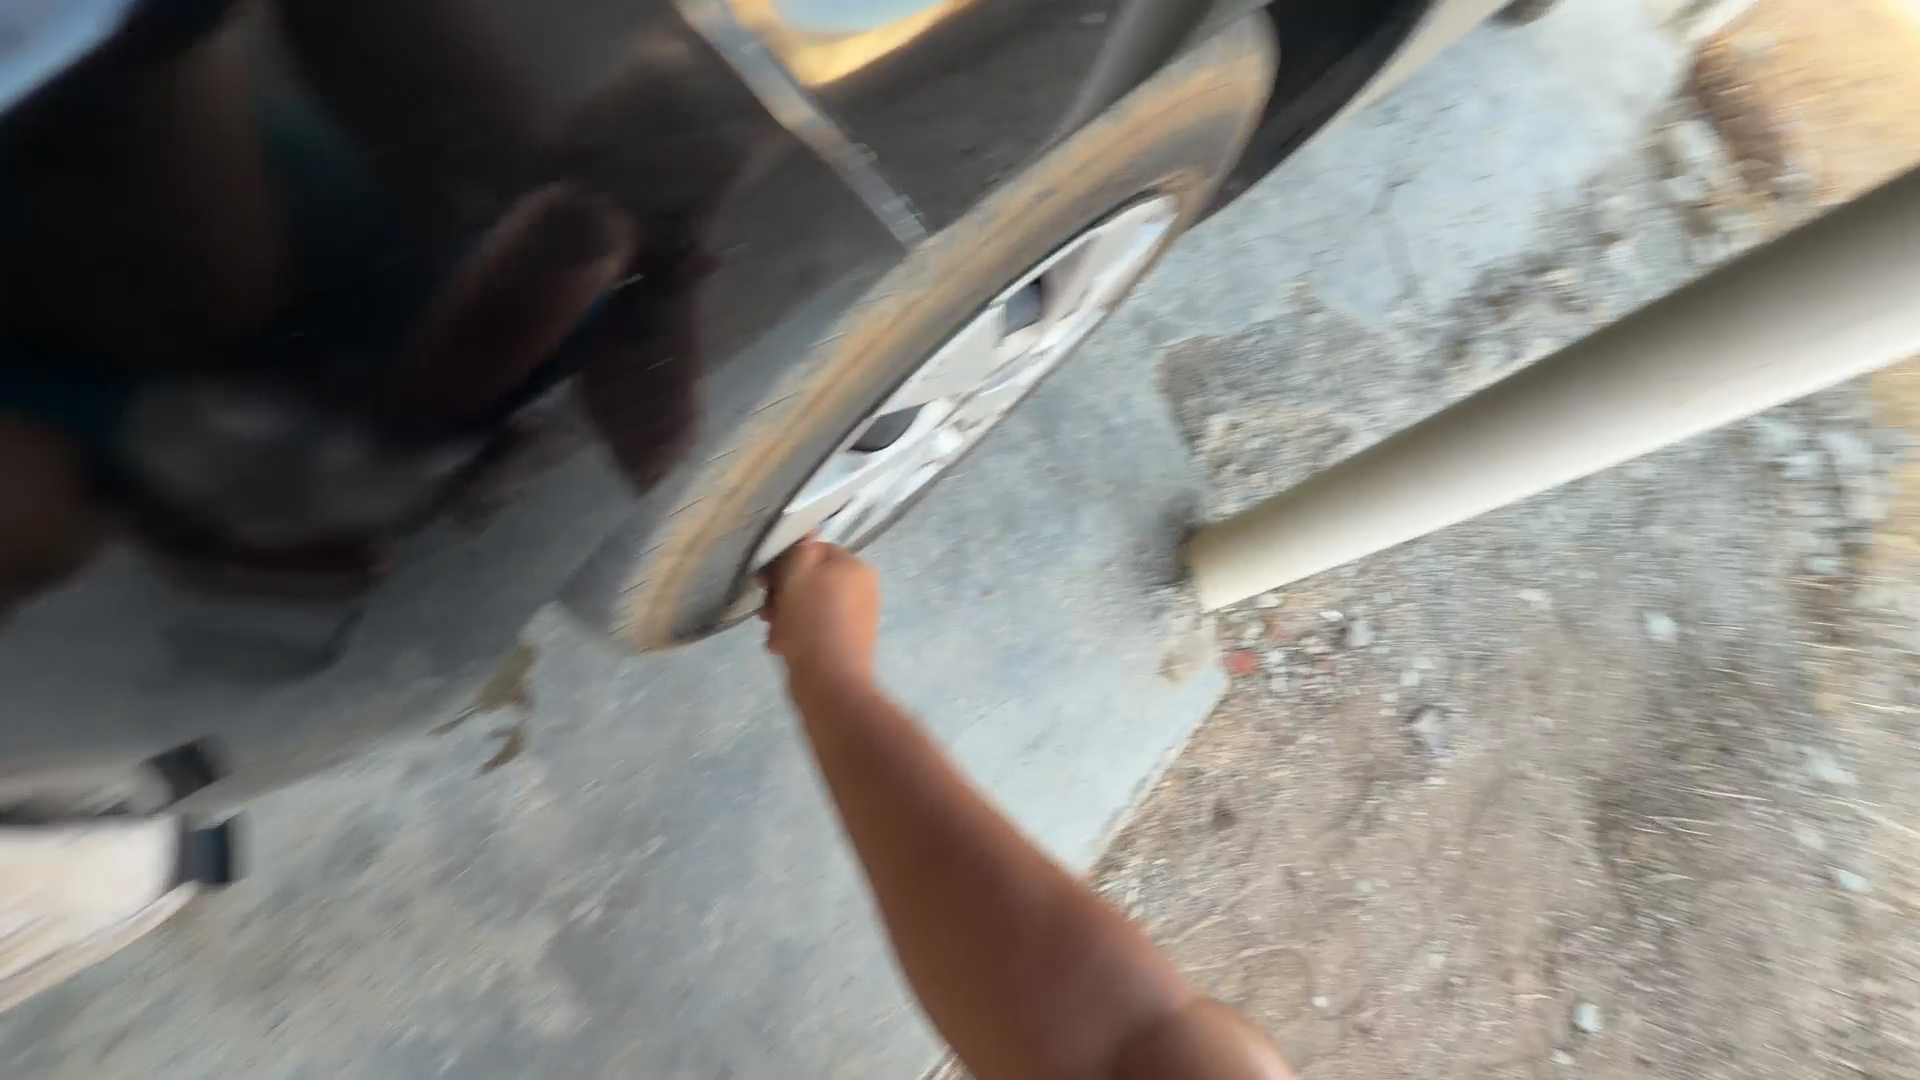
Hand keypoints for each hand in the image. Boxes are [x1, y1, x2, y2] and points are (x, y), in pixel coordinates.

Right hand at [760, 538, 879, 689]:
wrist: (831, 684)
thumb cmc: (811, 624)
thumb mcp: (797, 576)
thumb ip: (800, 548)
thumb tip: (807, 530)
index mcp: (856, 567)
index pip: (814, 550)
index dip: (785, 563)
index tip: (764, 583)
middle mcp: (863, 588)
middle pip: (811, 579)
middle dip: (783, 595)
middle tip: (766, 612)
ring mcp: (858, 616)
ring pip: (810, 606)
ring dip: (786, 616)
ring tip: (775, 634)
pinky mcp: (849, 641)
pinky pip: (817, 627)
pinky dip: (798, 634)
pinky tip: (782, 647)